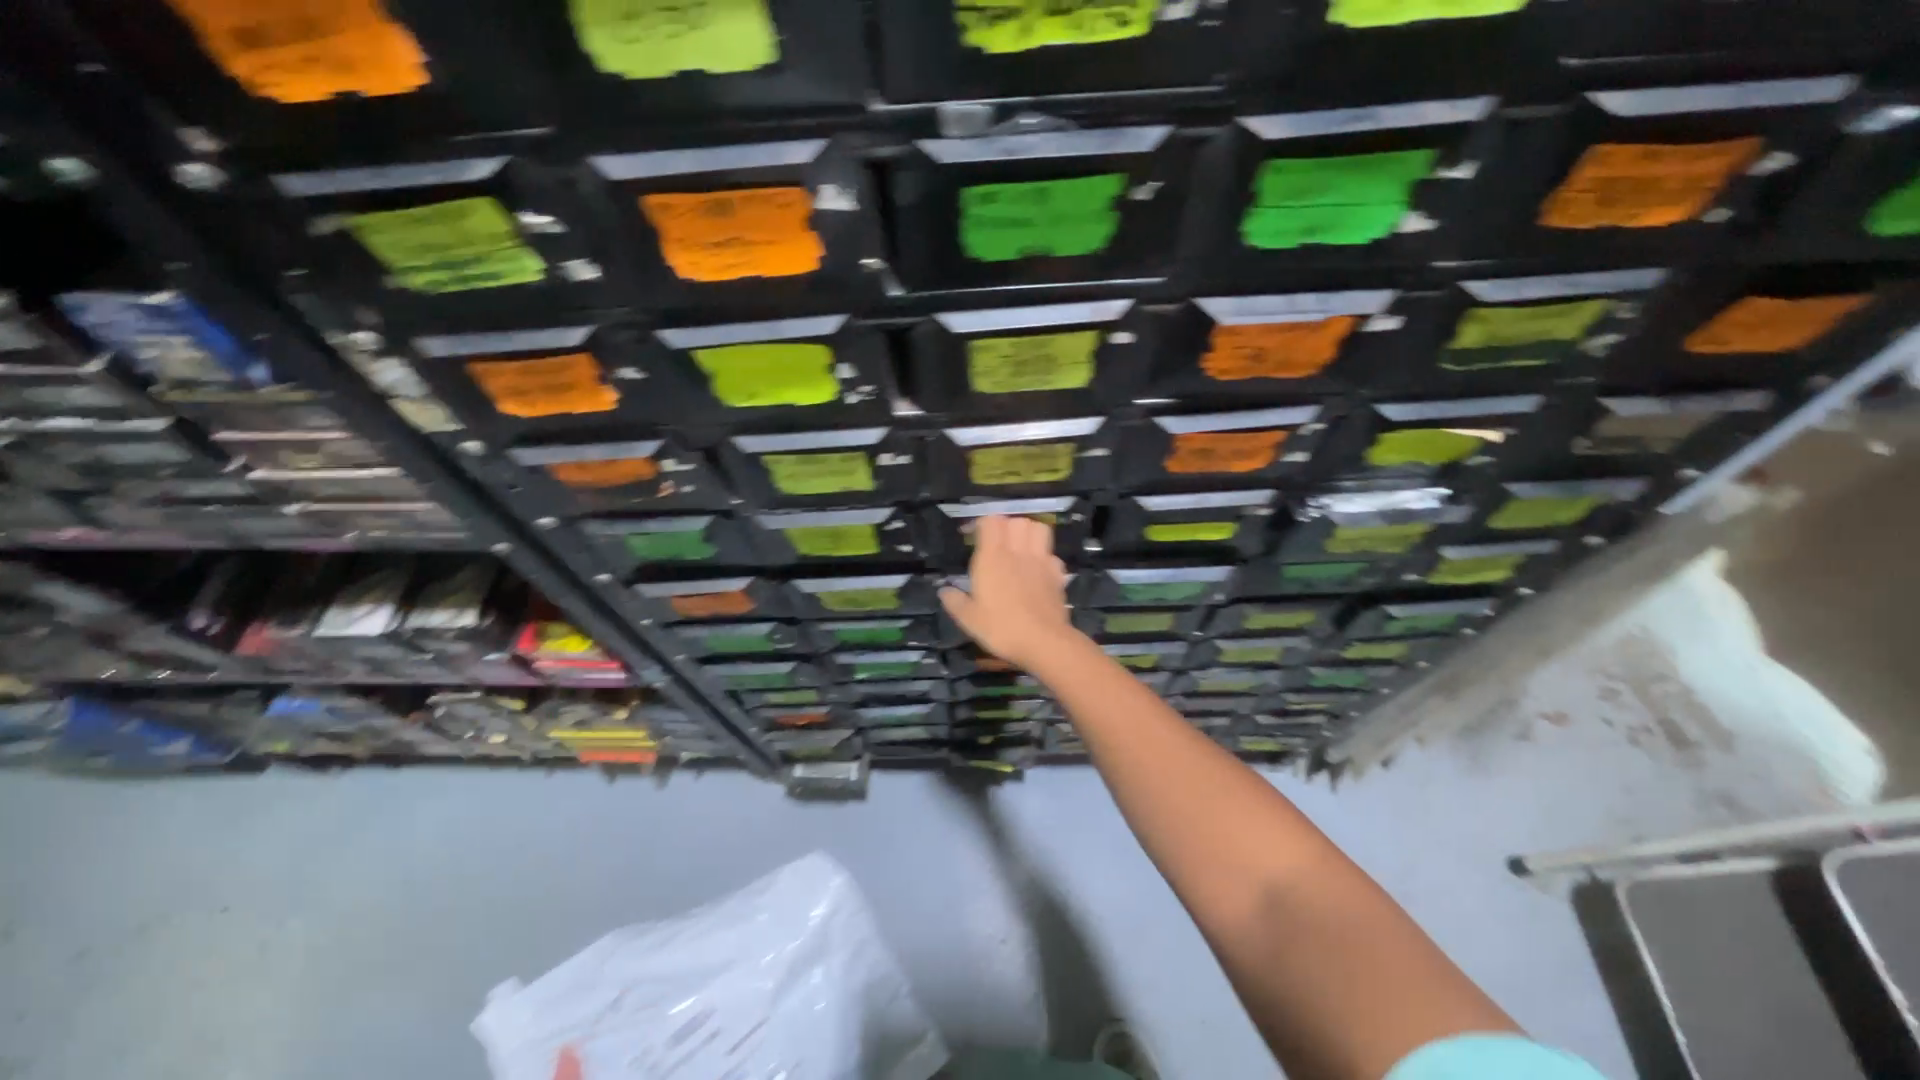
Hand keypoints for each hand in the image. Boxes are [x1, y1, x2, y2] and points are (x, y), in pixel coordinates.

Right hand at [939, 516, 1082, 670]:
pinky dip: (1045, 556)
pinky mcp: (1058, 574)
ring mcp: (1041, 561)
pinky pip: (1052, 554)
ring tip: (1021, 547)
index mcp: (993, 558)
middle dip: (1007, 525)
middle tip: (999, 542)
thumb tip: (943, 590)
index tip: (975, 536)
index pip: (991, 521)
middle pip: (1017, 520)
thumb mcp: (969, 619)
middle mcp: (1018, 552)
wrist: (1043, 642)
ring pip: (1039, 529)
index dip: (983, 523)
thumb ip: (955, 601)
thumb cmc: (1001, 628)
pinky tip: (1038, 570)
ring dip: (1029, 533)